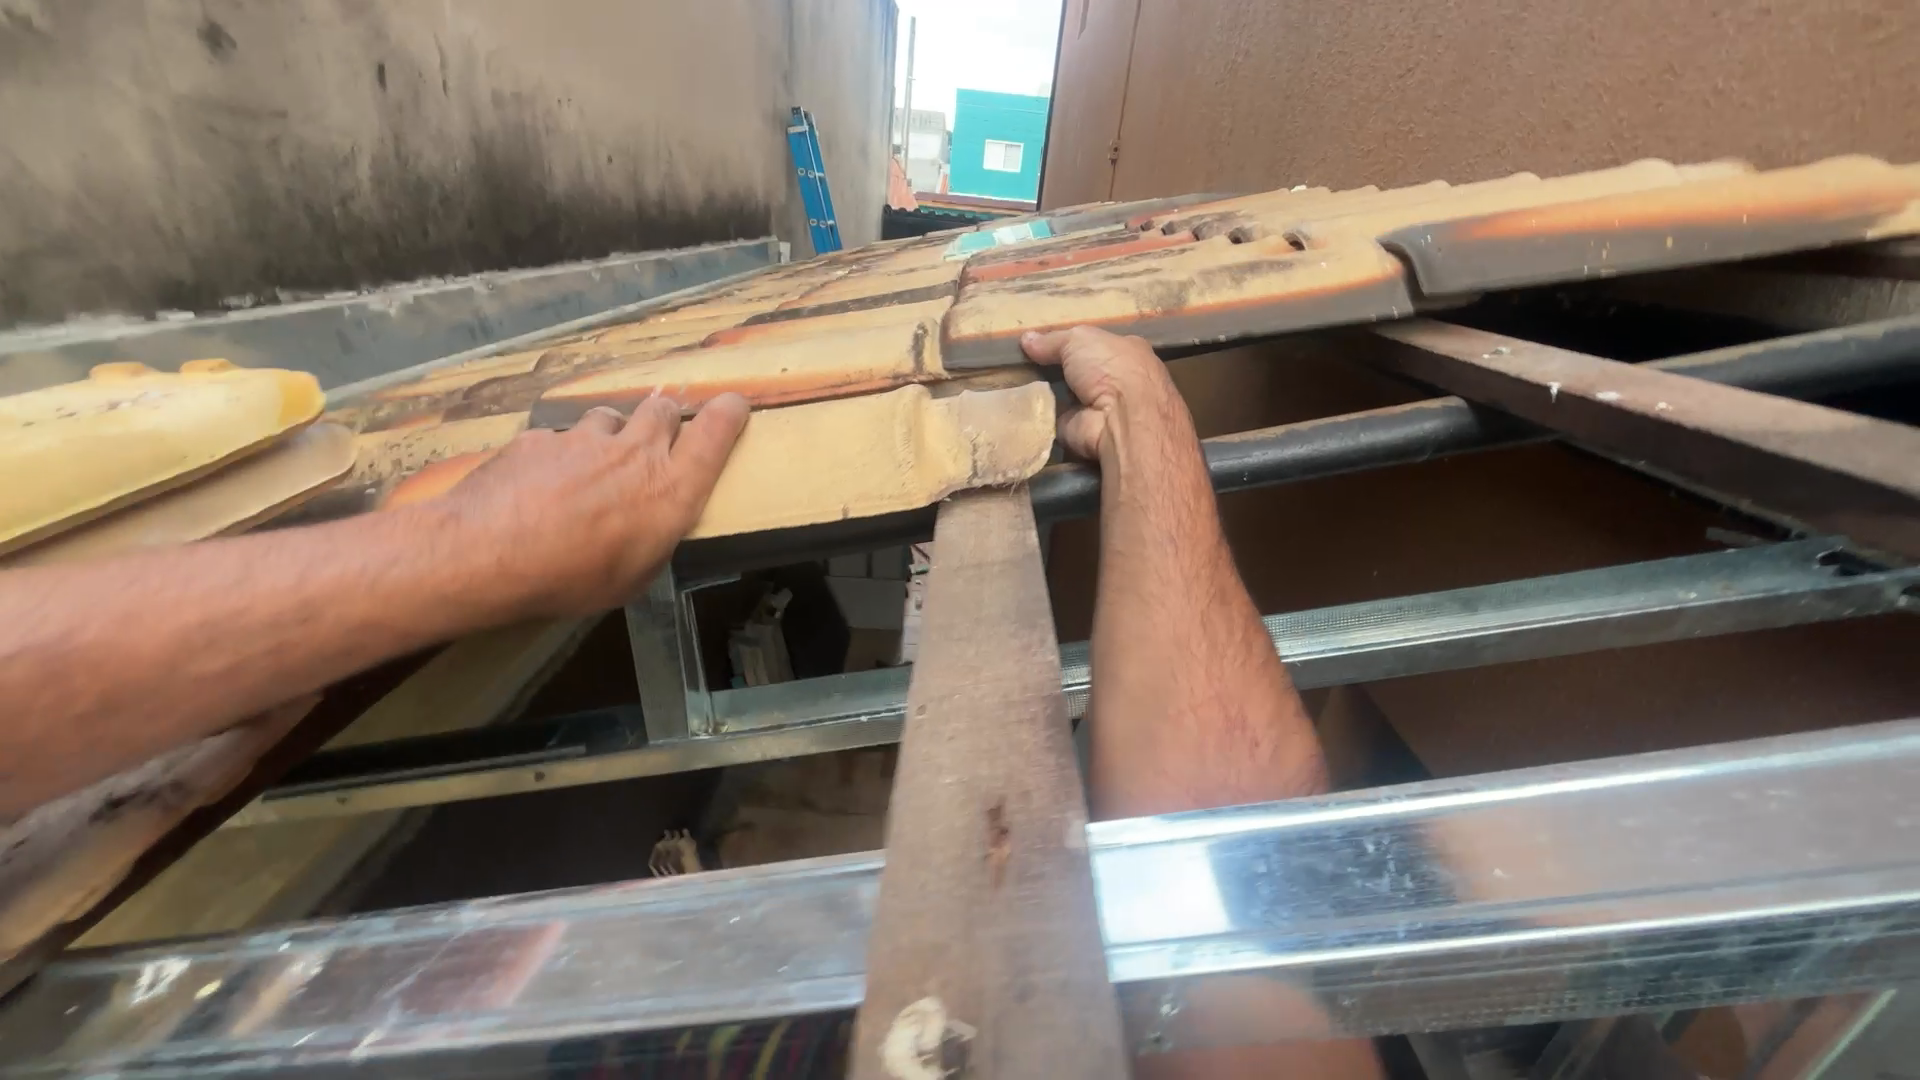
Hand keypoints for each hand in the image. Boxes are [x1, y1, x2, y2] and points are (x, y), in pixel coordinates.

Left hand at [435, 394, 748, 616]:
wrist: (487, 555)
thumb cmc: (575, 579)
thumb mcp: (636, 577)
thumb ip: (655, 539)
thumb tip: (654, 529)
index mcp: (671, 488)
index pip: (715, 432)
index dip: (729, 413)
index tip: (734, 405)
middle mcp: (635, 452)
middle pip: (663, 409)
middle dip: (666, 418)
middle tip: (656, 439)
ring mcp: (584, 439)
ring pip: (610, 417)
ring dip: (611, 434)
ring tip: (593, 463)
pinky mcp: (539, 438)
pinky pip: (559, 438)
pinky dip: (560, 454)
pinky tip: (540, 483)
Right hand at [1020, 326, 1193, 461]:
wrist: (1118, 419)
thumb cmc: (1109, 368)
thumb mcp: (1079, 339)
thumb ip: (1052, 340)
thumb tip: (1026, 339)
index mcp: (1126, 353)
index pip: (1095, 345)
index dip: (1070, 343)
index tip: (1041, 343)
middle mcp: (1116, 381)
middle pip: (1078, 371)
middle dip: (1054, 368)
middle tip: (1023, 362)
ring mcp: (1098, 409)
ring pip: (1063, 396)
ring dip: (1043, 391)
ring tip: (1015, 381)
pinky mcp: (1080, 430)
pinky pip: (1052, 419)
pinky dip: (1037, 413)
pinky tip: (1017, 404)